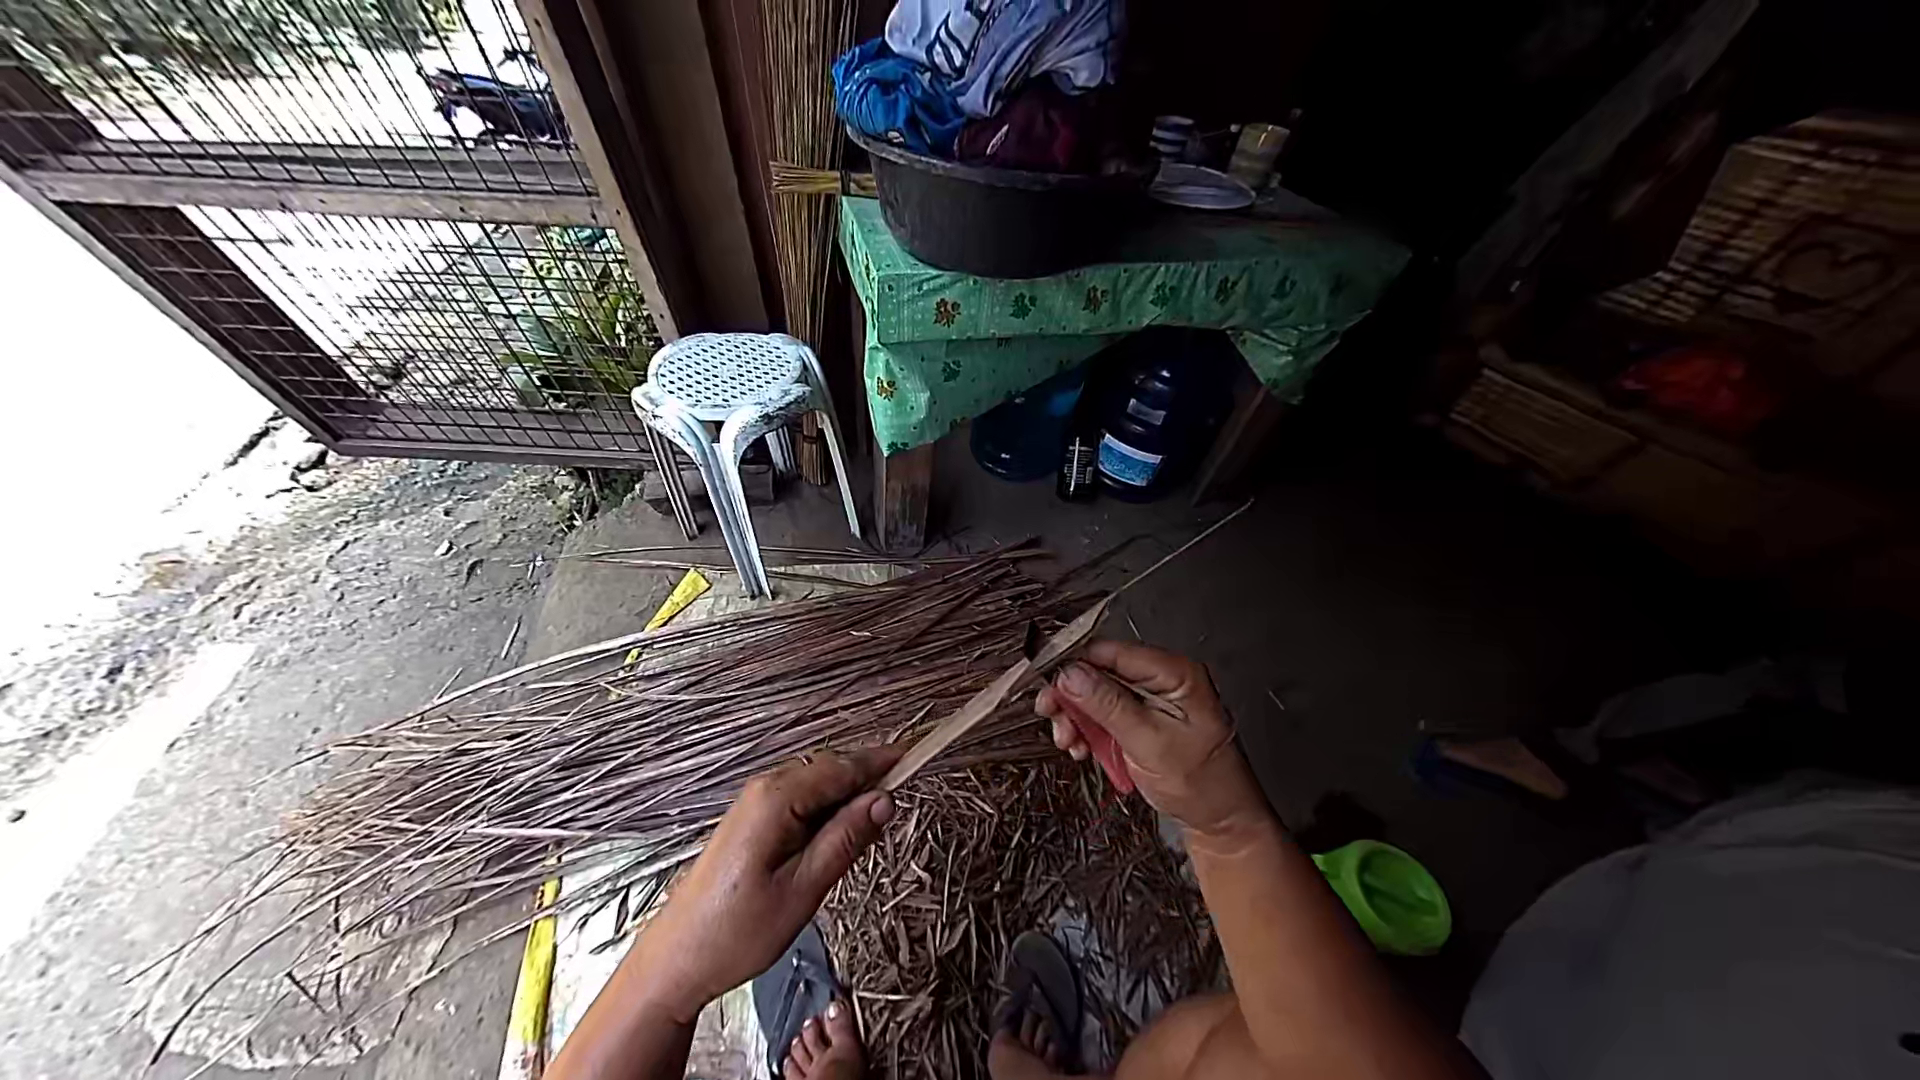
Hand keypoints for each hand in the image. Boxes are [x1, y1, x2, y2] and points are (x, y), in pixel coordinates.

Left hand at [625, 746, 900, 1023]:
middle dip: (867, 781)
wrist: (675, 961)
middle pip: (832, 769)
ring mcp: (757, 800)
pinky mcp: (754, 817)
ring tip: (870, 829)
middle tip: (896, 810)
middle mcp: (766, 786)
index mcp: (777, 797)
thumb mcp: (803, 889)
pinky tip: (836, 837)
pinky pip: (802, 799)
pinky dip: (828, 810)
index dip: (883, 761)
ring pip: (818, 784)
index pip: (844, 767)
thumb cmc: (738, 932)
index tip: (919, 754)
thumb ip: (847, 839)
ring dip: (848, 797)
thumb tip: (886, 799)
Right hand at [1036, 640, 1270, 841]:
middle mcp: (1160, 679)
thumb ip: (1108, 705)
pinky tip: (1080, 747)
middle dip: (1071, 695)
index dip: (1075, 663)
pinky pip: (1102, 715)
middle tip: (1050, 713)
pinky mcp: (1138, 719)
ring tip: (1068, 740)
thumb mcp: (1150, 743)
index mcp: (1174, 673)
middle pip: (1099, 672)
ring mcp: (1148, 701)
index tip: (1047, 682)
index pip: (1112, 651)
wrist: (1221, 824)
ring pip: (1095, 694)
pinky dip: (1086, 730)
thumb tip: (1070, 674)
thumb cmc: (1203, 784)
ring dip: (1075, 716)